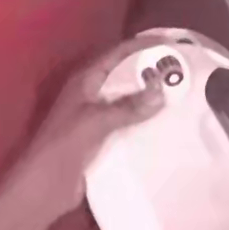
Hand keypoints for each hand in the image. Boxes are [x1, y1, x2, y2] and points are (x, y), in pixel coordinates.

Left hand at [2, 33, 169, 224]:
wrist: (45, 187)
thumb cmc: (64, 146)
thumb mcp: (96, 122)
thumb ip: (127, 107)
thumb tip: (162, 89)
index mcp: (86, 80)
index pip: (117, 54)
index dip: (142, 46)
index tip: (171, 42)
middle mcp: (91, 93)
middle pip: (125, 75)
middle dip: (150, 70)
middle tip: (184, 69)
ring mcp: (96, 116)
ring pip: (128, 100)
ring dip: (150, 97)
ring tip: (183, 95)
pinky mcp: (102, 138)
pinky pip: (128, 123)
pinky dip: (145, 121)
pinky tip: (167, 126)